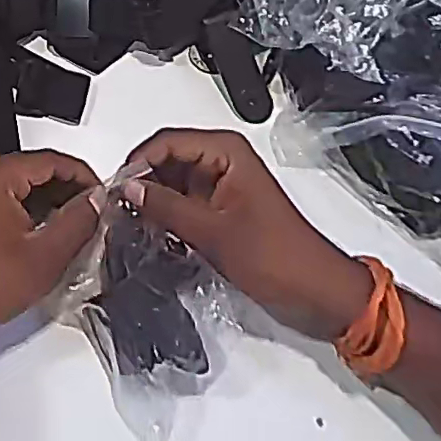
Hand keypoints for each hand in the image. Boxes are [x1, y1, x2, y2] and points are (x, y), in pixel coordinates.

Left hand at [0, 150, 100, 342]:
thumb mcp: (47, 253)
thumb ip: (78, 220)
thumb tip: (97, 200)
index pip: (52, 160)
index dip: (84, 176)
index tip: (105, 194)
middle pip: (41, 169)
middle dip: (73, 189)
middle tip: (99, 210)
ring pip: (32, 183)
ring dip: (59, 200)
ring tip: (85, 223)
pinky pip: (20, 196)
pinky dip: (42, 209)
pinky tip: (60, 230)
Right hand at [124, 128, 372, 340]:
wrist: (323, 298)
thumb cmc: (278, 259)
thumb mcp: (214, 232)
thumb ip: (166, 207)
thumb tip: (127, 189)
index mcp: (225, 151)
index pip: (167, 142)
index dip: (139, 161)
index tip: (117, 186)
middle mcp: (221, 159)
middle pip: (167, 157)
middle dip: (143, 179)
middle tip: (120, 205)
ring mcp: (220, 182)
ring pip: (171, 179)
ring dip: (153, 198)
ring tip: (133, 219)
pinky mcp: (220, 206)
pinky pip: (182, 199)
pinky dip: (167, 211)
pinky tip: (154, 229)